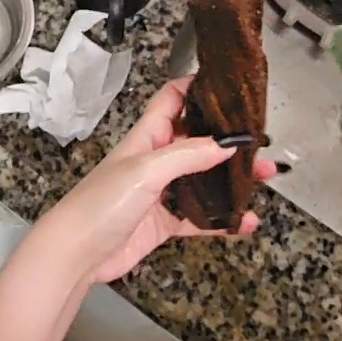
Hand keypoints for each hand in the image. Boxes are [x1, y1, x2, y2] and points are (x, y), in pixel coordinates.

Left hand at [35, 77, 270, 284]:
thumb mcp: (145, 170)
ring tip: (265, 176)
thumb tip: (227, 143)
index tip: (230, 87)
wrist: (76, 253)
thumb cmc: (100, 203)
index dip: (198, 88)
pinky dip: (223, 219)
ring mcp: (159, 192)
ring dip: (232, 178)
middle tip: (261, 140)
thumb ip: (187, 155)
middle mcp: (154, 160)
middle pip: (197, 141)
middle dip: (228, 139)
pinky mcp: (162, 223)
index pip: (173, 100)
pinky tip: (246, 222)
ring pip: (203, 179)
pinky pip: (199, 217)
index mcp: (146, 137)